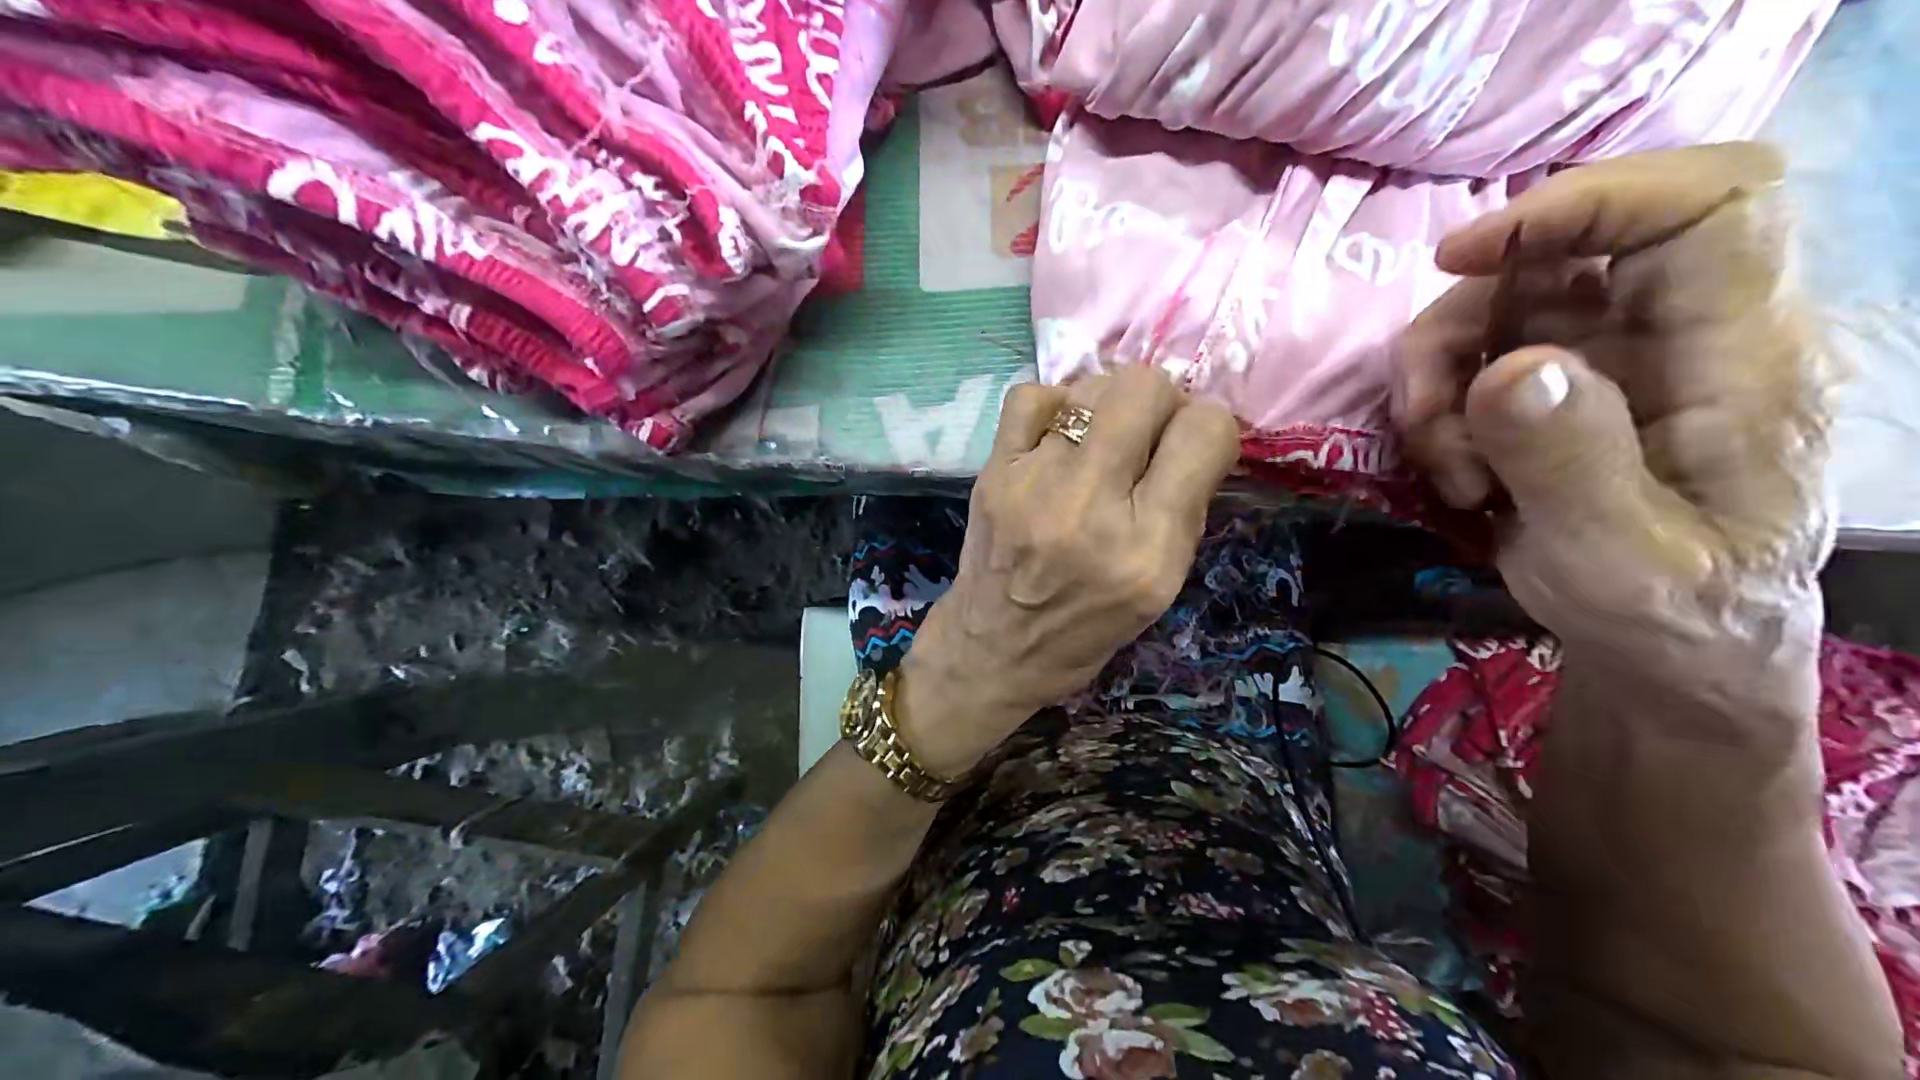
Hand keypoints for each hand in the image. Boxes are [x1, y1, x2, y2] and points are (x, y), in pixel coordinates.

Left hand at [895, 367, 1240, 778]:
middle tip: (1150, 433)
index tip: (1194, 444)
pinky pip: (1032, 396)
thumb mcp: (1161, 587)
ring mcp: (1034, 482)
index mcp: (1148, 548)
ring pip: (1092, 385)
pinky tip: (1058, 436)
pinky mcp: (993, 472)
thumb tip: (1193, 430)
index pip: (1205, 432)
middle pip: (1145, 387)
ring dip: (1111, 404)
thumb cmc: (1086, 629)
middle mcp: (1090, 505)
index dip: (1210, 427)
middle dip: (1162, 401)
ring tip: (1102, 440)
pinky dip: (1054, 405)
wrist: (994, 648)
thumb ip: (1184, 507)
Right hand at [1396, 144, 1831, 752]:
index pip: (1701, 204)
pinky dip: (1437, 412)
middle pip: (1552, 260)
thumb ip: (1568, 463)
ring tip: (1444, 470)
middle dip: (1459, 329)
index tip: (1462, 258)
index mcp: (1736, 357)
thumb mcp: (1617, 558)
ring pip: (1492, 313)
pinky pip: (1469, 364)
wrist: (1664, 650)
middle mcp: (1671, 338)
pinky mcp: (1550, 395)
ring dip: (1434, 384)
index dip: (1582, 200)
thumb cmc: (1669, 612)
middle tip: (1425, 417)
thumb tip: (1506, 370)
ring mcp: (1604, 364)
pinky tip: (1452, 473)